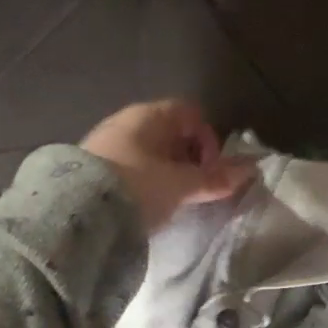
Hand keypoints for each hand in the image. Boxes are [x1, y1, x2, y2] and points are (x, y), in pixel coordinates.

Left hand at [81, 99, 255, 231]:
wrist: (76, 214)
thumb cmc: (137, 188)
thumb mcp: (181, 185)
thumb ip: (214, 178)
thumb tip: (251, 170)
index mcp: (148, 115)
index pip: (190, 113)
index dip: (208, 139)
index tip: (210, 171)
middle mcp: (125, 122)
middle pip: (169, 132)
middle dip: (187, 159)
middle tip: (193, 189)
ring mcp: (105, 143)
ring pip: (148, 151)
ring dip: (165, 172)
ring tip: (170, 201)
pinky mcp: (91, 168)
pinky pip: (128, 167)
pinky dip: (143, 181)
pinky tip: (143, 204)